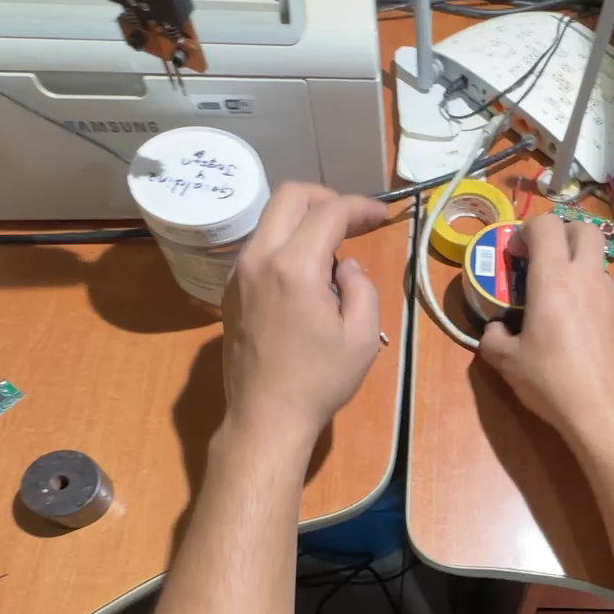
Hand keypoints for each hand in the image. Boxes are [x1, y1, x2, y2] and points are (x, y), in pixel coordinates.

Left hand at [221, 184, 389, 446]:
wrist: (267, 416)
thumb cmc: (320, 382)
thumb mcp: (362, 338)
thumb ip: (363, 289)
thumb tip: (346, 266)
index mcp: (295, 267)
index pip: (329, 212)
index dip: (360, 206)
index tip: (382, 215)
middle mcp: (260, 258)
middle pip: (290, 196)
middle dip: (327, 198)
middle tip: (354, 220)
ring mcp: (239, 273)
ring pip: (271, 221)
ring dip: (304, 222)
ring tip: (333, 252)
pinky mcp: (231, 291)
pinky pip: (260, 248)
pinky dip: (286, 244)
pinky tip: (307, 277)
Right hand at [478, 214, 613, 449]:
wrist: (604, 412)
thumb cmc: (552, 383)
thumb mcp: (508, 363)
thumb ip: (493, 339)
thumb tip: (495, 330)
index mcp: (554, 280)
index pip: (546, 225)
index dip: (528, 230)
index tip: (517, 253)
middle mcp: (588, 278)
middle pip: (583, 229)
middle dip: (562, 234)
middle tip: (545, 260)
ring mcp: (612, 296)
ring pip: (598, 261)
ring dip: (579, 267)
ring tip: (562, 298)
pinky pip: (608, 291)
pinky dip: (593, 294)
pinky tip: (582, 325)